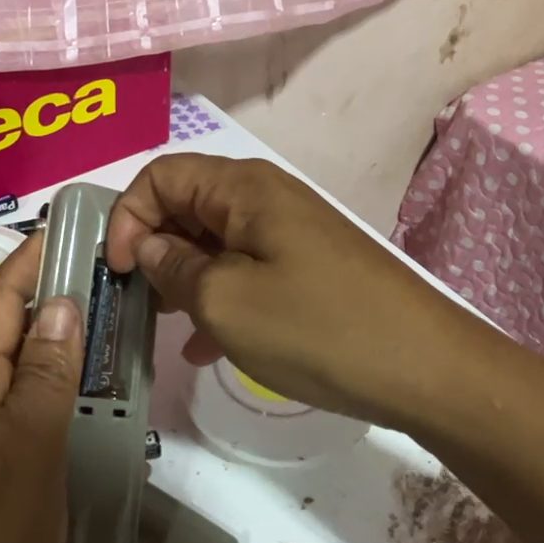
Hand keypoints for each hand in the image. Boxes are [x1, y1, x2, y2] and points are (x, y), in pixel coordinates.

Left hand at [0, 238, 84, 542]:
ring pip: (22, 371)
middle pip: (9, 330)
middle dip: (52, 291)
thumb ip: (42, 379)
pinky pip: (30, 412)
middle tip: (109, 267)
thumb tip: (63, 301)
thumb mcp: (18, 458)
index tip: (72, 222)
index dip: (31, 257)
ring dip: (62, 339)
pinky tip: (93, 395)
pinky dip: (63, 389)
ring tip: (111, 316)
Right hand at [105, 154, 472, 427]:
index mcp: (242, 188)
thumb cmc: (317, 328)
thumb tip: (145, 247)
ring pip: (213, 240)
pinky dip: (218, 296)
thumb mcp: (226, 302)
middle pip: (186, 203)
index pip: (161, 175)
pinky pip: (245, 267)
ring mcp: (289, 231)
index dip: (128, 216)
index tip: (116, 272)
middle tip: (136, 303)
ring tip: (167, 326)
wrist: (427, 367)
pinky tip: (207, 346)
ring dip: (182, 276)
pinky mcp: (307, 265)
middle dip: (151, 247)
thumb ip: (172, 268)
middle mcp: (264, 196)